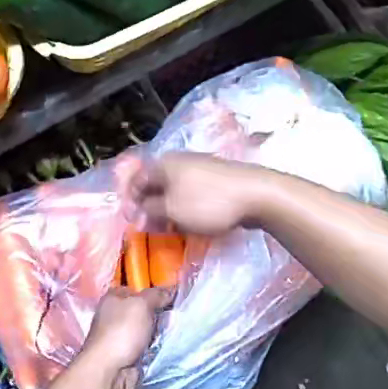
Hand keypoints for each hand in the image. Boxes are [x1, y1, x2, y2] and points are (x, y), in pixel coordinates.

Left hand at [78, 286, 172, 380]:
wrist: (110, 370)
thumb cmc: (122, 330)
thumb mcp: (141, 305)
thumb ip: (155, 295)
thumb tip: (168, 291)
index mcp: (112, 298)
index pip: (135, 290)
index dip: (152, 292)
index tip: (170, 297)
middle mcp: (114, 316)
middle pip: (142, 311)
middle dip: (158, 314)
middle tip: (175, 316)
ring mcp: (119, 336)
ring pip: (146, 330)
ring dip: (158, 332)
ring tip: (174, 331)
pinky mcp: (126, 354)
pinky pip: (146, 346)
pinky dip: (155, 347)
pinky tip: (165, 347)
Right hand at [130, 154, 278, 236]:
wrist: (257, 195)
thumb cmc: (208, 202)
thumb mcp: (171, 210)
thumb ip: (149, 210)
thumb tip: (139, 211)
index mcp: (163, 163)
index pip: (136, 180)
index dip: (130, 201)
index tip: (132, 222)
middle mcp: (179, 160)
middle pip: (155, 184)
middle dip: (149, 205)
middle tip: (150, 227)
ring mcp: (199, 167)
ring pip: (174, 189)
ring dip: (168, 208)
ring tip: (170, 227)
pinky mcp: (215, 179)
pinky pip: (192, 192)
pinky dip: (186, 206)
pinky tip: (191, 220)